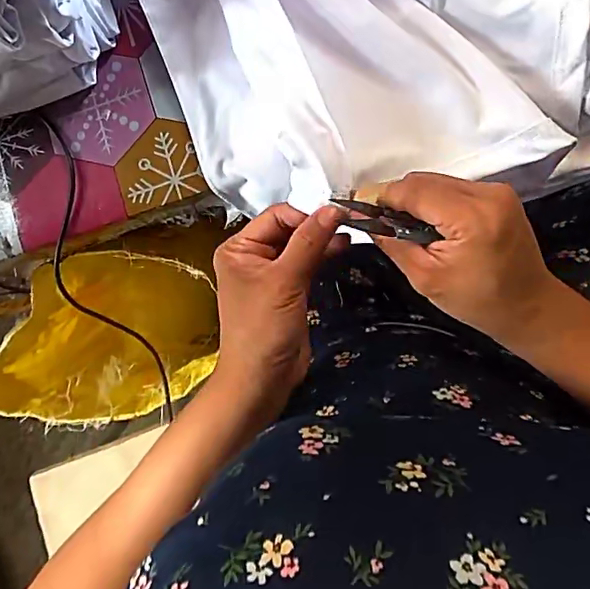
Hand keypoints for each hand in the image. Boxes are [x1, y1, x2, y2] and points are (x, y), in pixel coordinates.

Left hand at [210, 203, 347, 399]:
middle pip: (288, 229)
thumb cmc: (263, 328)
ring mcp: (268, 274)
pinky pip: (305, 265)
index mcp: (238, 248)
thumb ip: (309, 242)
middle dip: (316, 226)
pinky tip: (342, 249)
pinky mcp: (286, 291)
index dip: (306, 214)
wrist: (261, 380)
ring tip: (350, 234)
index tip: (338, 215)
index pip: (276, 216)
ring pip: (299, 247)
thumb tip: (333, 208)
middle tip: (350, 222)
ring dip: (322, 241)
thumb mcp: (285, 280)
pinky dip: (322, 257)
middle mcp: (250, 257)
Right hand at [364, 172, 569, 342]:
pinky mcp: (498, 193)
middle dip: (396, 198)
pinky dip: (433, 200)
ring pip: (435, 180)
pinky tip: (430, 223)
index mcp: (471, 217)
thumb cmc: (479, 301)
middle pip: (423, 181)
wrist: (530, 307)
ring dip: (415, 199)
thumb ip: (392, 241)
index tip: (359, 209)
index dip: (381, 197)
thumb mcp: (424, 277)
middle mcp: (487, 195)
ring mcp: (496, 191)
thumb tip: (362, 217)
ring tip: (406, 226)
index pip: (412, 191)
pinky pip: (451, 186)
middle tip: (380, 222)